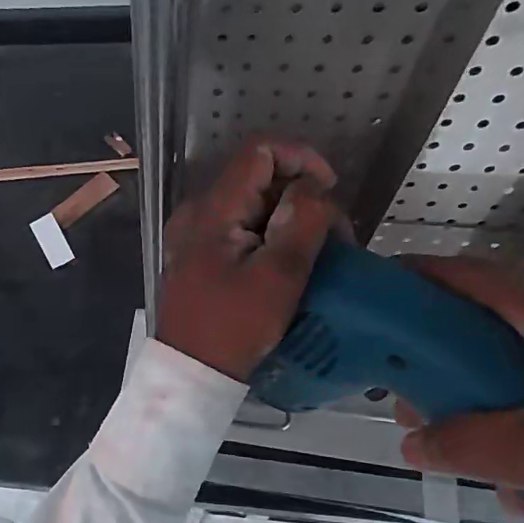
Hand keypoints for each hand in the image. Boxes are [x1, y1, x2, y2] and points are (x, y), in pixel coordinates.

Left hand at [157, 139, 339, 380]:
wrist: (192, 370)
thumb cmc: (235, 327)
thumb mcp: (279, 276)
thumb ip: (303, 221)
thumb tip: (312, 187)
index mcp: (212, 210)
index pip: (258, 152)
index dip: (300, 158)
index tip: (330, 188)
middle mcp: (196, 212)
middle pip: (255, 177)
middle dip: (299, 194)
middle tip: (331, 232)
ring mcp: (193, 233)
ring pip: (250, 202)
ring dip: (287, 216)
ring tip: (316, 249)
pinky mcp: (197, 253)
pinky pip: (238, 225)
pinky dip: (268, 232)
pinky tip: (288, 259)